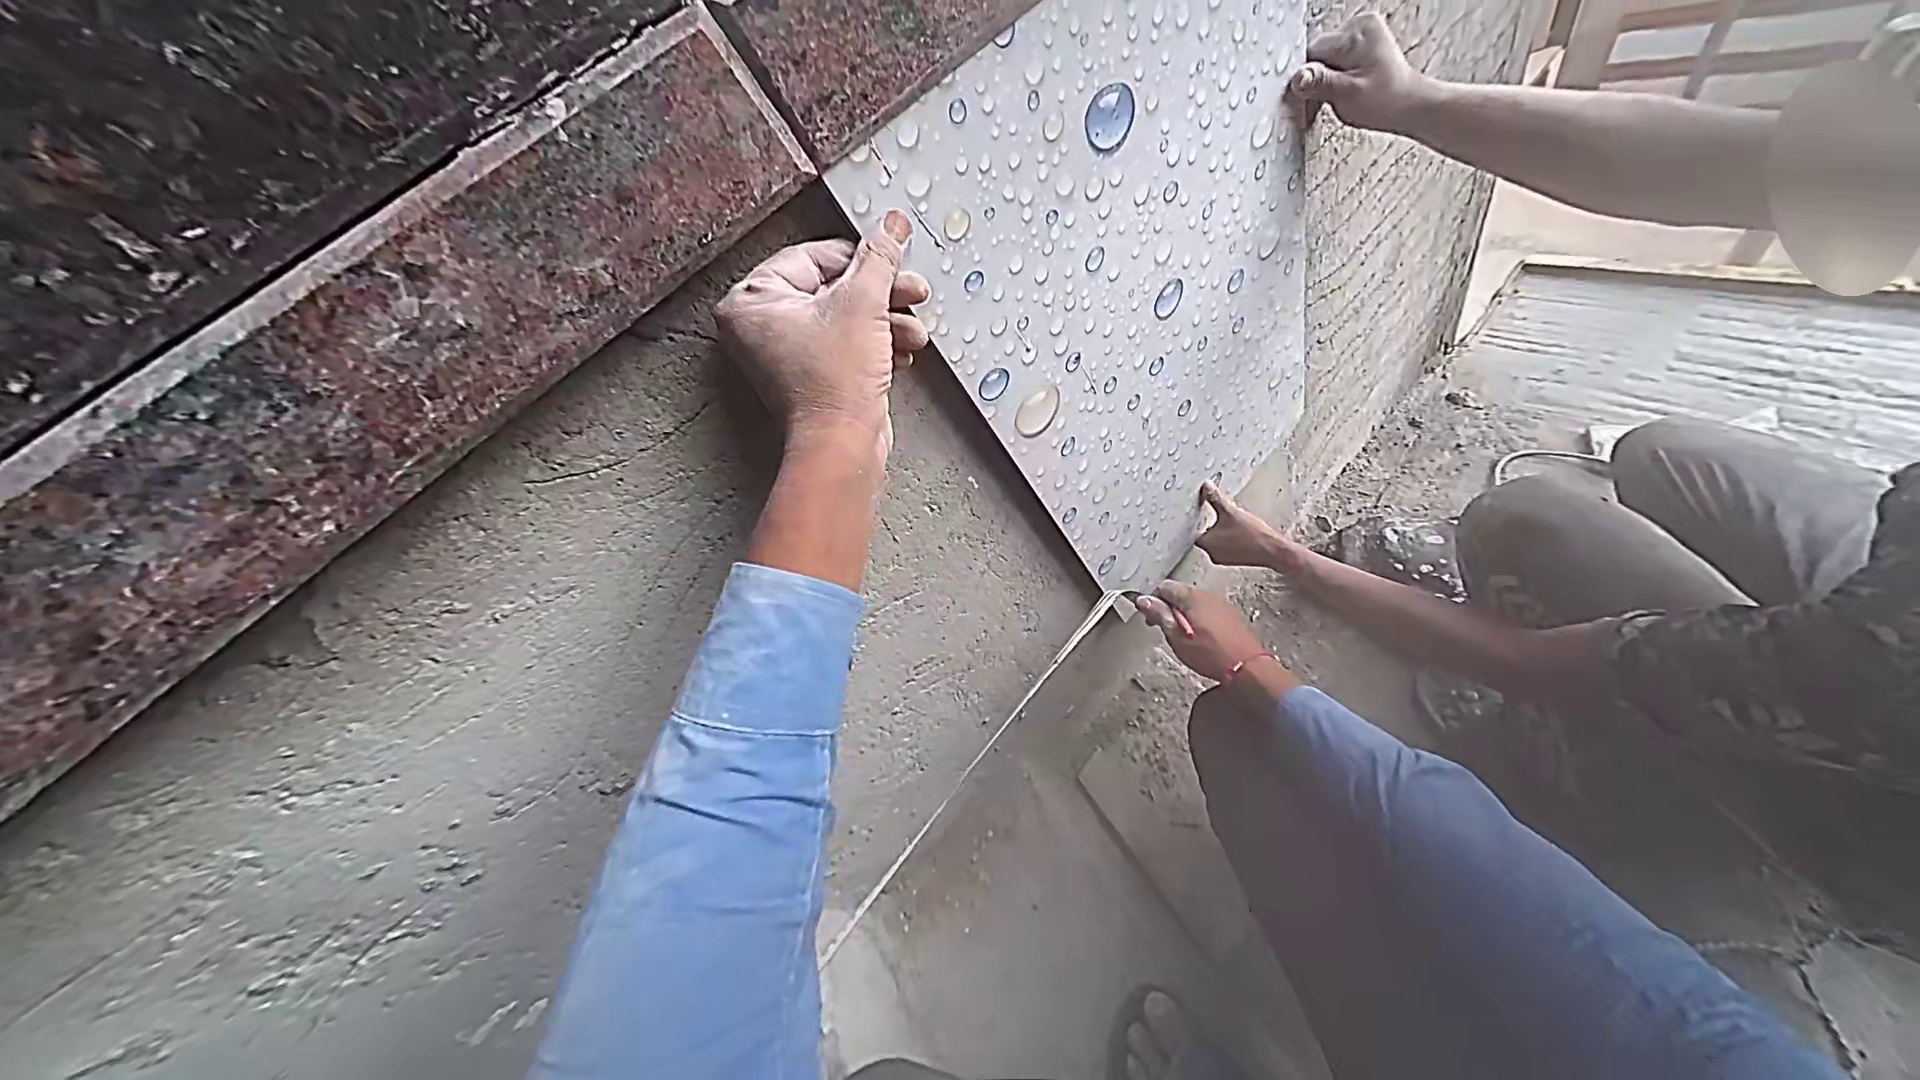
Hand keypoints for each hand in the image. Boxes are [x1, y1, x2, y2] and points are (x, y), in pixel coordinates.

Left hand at [715, 210, 931, 463]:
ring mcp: (789, 356)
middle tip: (910, 289)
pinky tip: (901, 350)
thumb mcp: (863, 303)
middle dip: (881, 294)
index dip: (859, 257)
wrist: (844, 445)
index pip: (813, 257)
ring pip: (846, 320)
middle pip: (833, 290)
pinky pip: (847, 346)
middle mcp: (764, 328)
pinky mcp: (814, 378)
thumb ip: (879, 257)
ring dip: (887, 322)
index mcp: (753, 301)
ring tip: (910, 331)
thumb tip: (890, 226)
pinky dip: (876, 346)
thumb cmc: (833, 386)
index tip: (890, 254)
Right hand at [1134, 582, 1267, 681]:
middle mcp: (1207, 595)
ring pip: (1194, 603)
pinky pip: (1208, 611)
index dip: (1152, 602)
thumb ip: (1159, 615)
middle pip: (1180, 594)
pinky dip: (1199, 619)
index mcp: (1191, 597)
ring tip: (1183, 637)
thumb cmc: (1209, 653)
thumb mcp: (1176, 636)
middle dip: (1168, 609)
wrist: (1246, 667)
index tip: (1151, 620)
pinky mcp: (1231, 616)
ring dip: (1184, 615)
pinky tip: (1200, 638)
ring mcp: (1221, 604)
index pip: (1163, 587)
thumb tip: (1143, 599)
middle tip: (1165, 631)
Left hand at [1193, 480, 1300, 570]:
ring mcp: (1221, 558)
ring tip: (1225, 522)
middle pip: (1202, 536)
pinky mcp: (1231, 560)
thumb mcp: (1231, 512)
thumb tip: (1206, 486)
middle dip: (1206, 524)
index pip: (1191, 530)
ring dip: (1218, 532)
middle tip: (1211, 514)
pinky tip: (1234, 532)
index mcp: (1205, 543)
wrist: (1273, 550)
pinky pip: (1224, 547)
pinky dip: (1226, 539)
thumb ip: (1215, 499)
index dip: (1194, 519)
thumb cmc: (1252, 534)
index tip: (1196, 511)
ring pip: (1213, 542)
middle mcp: (1210, 553)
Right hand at [1285, 13, 1431, 134]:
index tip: (1304, 98)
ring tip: (1331, 97)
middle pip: (1314, 55)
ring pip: (1321, 60)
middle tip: (1321, 100)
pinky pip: (1330, 62)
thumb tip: (1296, 77)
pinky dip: (1327, 80)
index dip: (1303, 79)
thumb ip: (1319, 83)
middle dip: (1311, 81)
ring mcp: (1359, 35)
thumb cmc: (1384, 100)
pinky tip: (1335, 91)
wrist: (1406, 104)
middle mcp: (1358, 27)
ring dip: (1318, 82)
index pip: (1311, 53)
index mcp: (1356, 34)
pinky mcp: (1358, 46)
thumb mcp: (1346, 93)